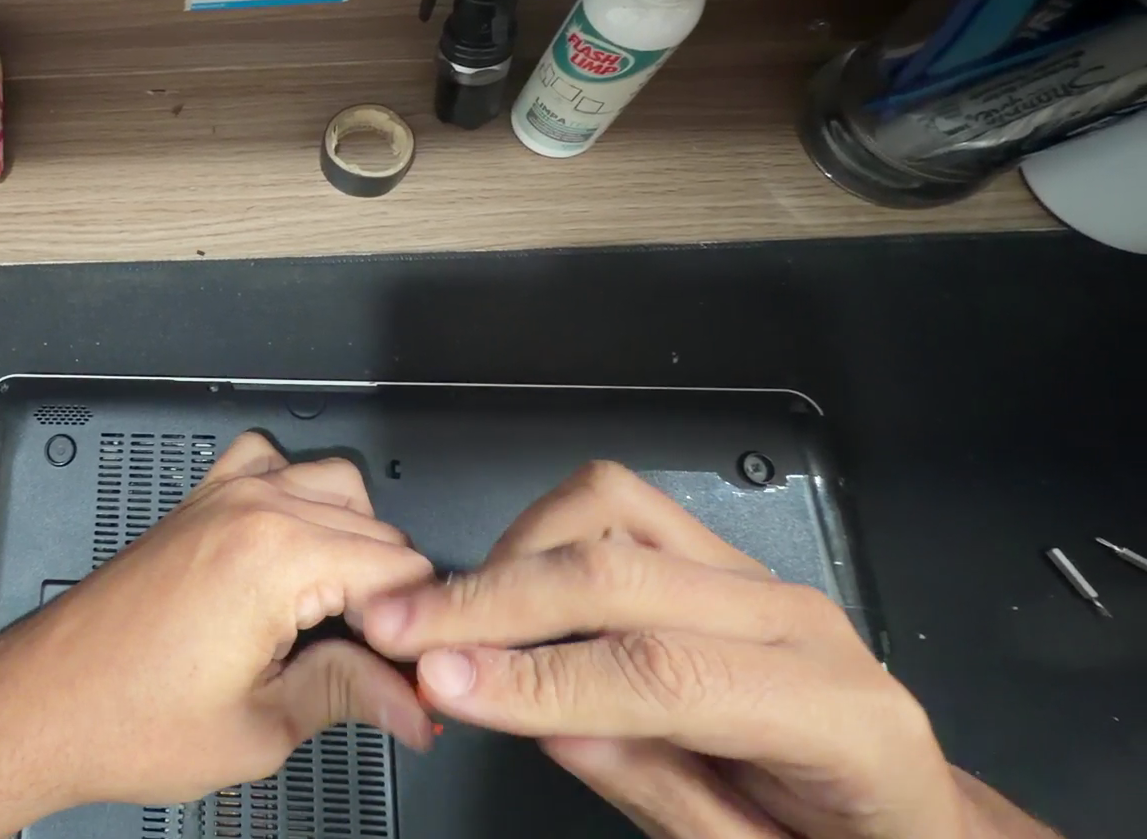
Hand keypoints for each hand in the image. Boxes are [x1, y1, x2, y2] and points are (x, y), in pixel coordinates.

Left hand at [0, 433, 435, 838]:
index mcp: (279, 556)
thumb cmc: (128, 716)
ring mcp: (223, 494)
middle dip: (390, 593)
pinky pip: (265, 460)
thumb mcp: (259, 726)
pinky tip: (287, 542)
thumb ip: (348, 695)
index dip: (416, 629)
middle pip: (375, 528)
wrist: (45, 700)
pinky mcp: (197, 500)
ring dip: (352, 538)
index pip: (401, 570)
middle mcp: (254, 507)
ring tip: (336, 608)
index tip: (408, 673)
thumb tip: (411, 701)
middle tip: (377, 661)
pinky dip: (292, 490)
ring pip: (333, 484)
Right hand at [356, 461, 1057, 838]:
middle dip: (492, 601)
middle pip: (617, 576)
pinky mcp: (708, 550)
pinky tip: (507, 581)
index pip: (661, 676)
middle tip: (401, 625)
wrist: (908, 815)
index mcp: (838, 716)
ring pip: (605, 512)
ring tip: (448, 610)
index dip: (537, 677)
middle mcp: (793, 619)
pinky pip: (609, 504)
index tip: (440, 681)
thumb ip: (659, 791)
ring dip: (509, 556)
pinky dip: (539, 529)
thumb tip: (547, 721)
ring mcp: (749, 571)